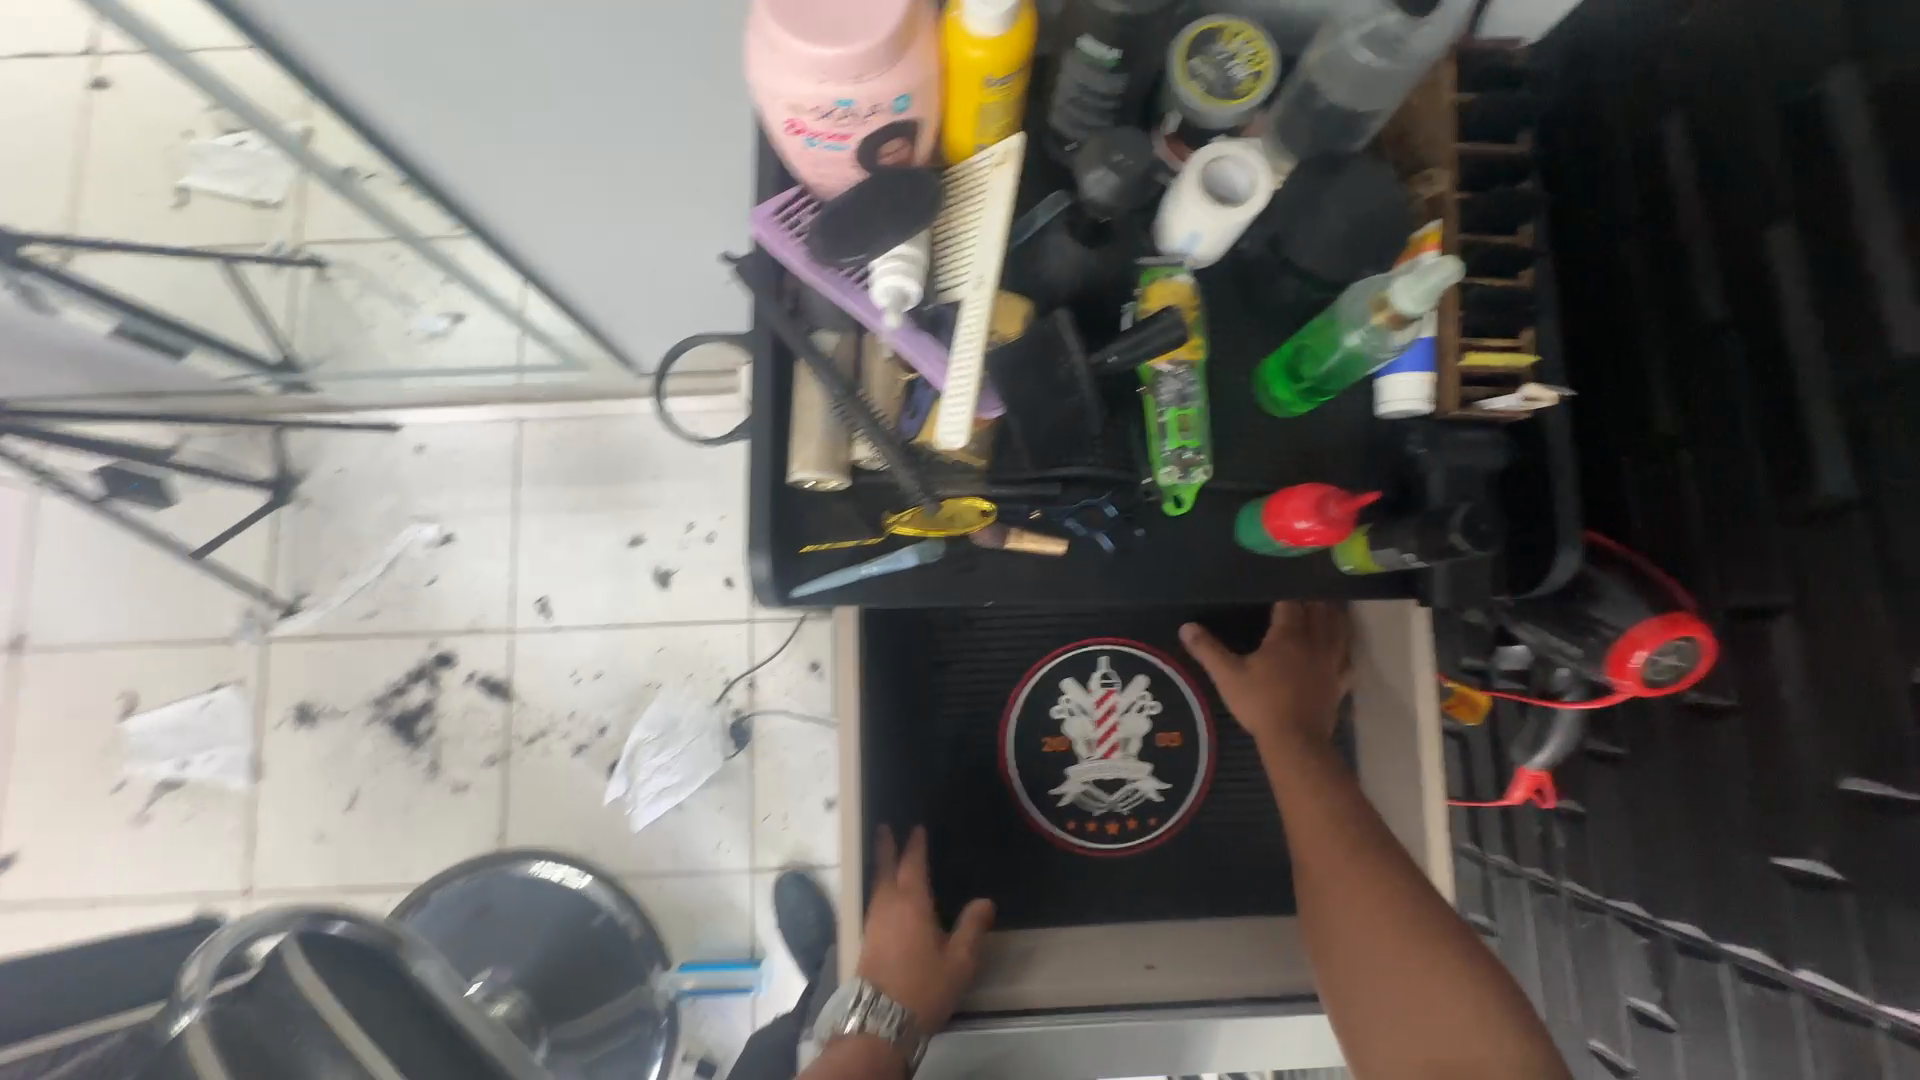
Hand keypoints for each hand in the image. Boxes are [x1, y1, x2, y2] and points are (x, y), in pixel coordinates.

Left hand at [855, 826, 994, 1033]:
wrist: (881, 1021)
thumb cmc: (924, 986)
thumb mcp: (959, 961)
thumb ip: (972, 928)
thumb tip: (986, 901)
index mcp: (912, 903)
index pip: (913, 865)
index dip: (915, 846)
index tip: (916, 828)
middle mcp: (889, 905)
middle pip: (886, 869)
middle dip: (887, 847)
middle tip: (884, 827)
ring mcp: (873, 922)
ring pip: (877, 885)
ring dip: (880, 866)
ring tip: (884, 856)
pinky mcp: (866, 939)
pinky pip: (873, 901)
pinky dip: (878, 888)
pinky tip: (883, 896)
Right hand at [1180, 601, 1351, 750]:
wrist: (1295, 740)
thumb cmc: (1260, 703)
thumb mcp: (1227, 675)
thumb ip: (1207, 649)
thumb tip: (1186, 626)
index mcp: (1288, 635)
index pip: (1291, 603)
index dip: (1285, 594)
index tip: (1278, 588)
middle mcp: (1315, 642)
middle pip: (1321, 611)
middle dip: (1313, 600)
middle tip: (1304, 592)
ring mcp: (1331, 663)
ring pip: (1339, 631)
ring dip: (1334, 617)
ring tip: (1327, 609)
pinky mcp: (1340, 683)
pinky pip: (1348, 659)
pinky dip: (1345, 649)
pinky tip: (1341, 650)